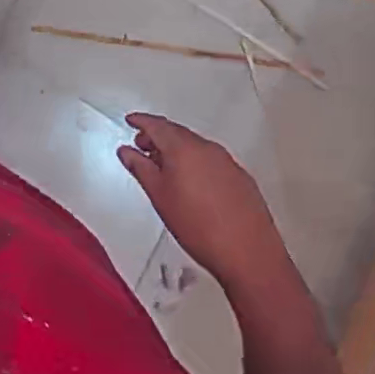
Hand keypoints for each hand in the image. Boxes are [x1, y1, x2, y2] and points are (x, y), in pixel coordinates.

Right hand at [119, 113, 285, 288]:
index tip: (131, 120)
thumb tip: (126, 151)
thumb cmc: (198, 226)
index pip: (157, 125)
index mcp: (183, 147)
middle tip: (142, 146)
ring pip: (194, 146)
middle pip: (176, 133)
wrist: (248, 252)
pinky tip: (192, 183)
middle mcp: (206, 147)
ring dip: (177, 150)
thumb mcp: (160, 197)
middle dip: (157, 136)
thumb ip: (140, 169)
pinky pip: (211, 160)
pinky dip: (196, 162)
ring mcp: (226, 160)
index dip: (141, 121)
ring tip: (164, 168)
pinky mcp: (240, 176)